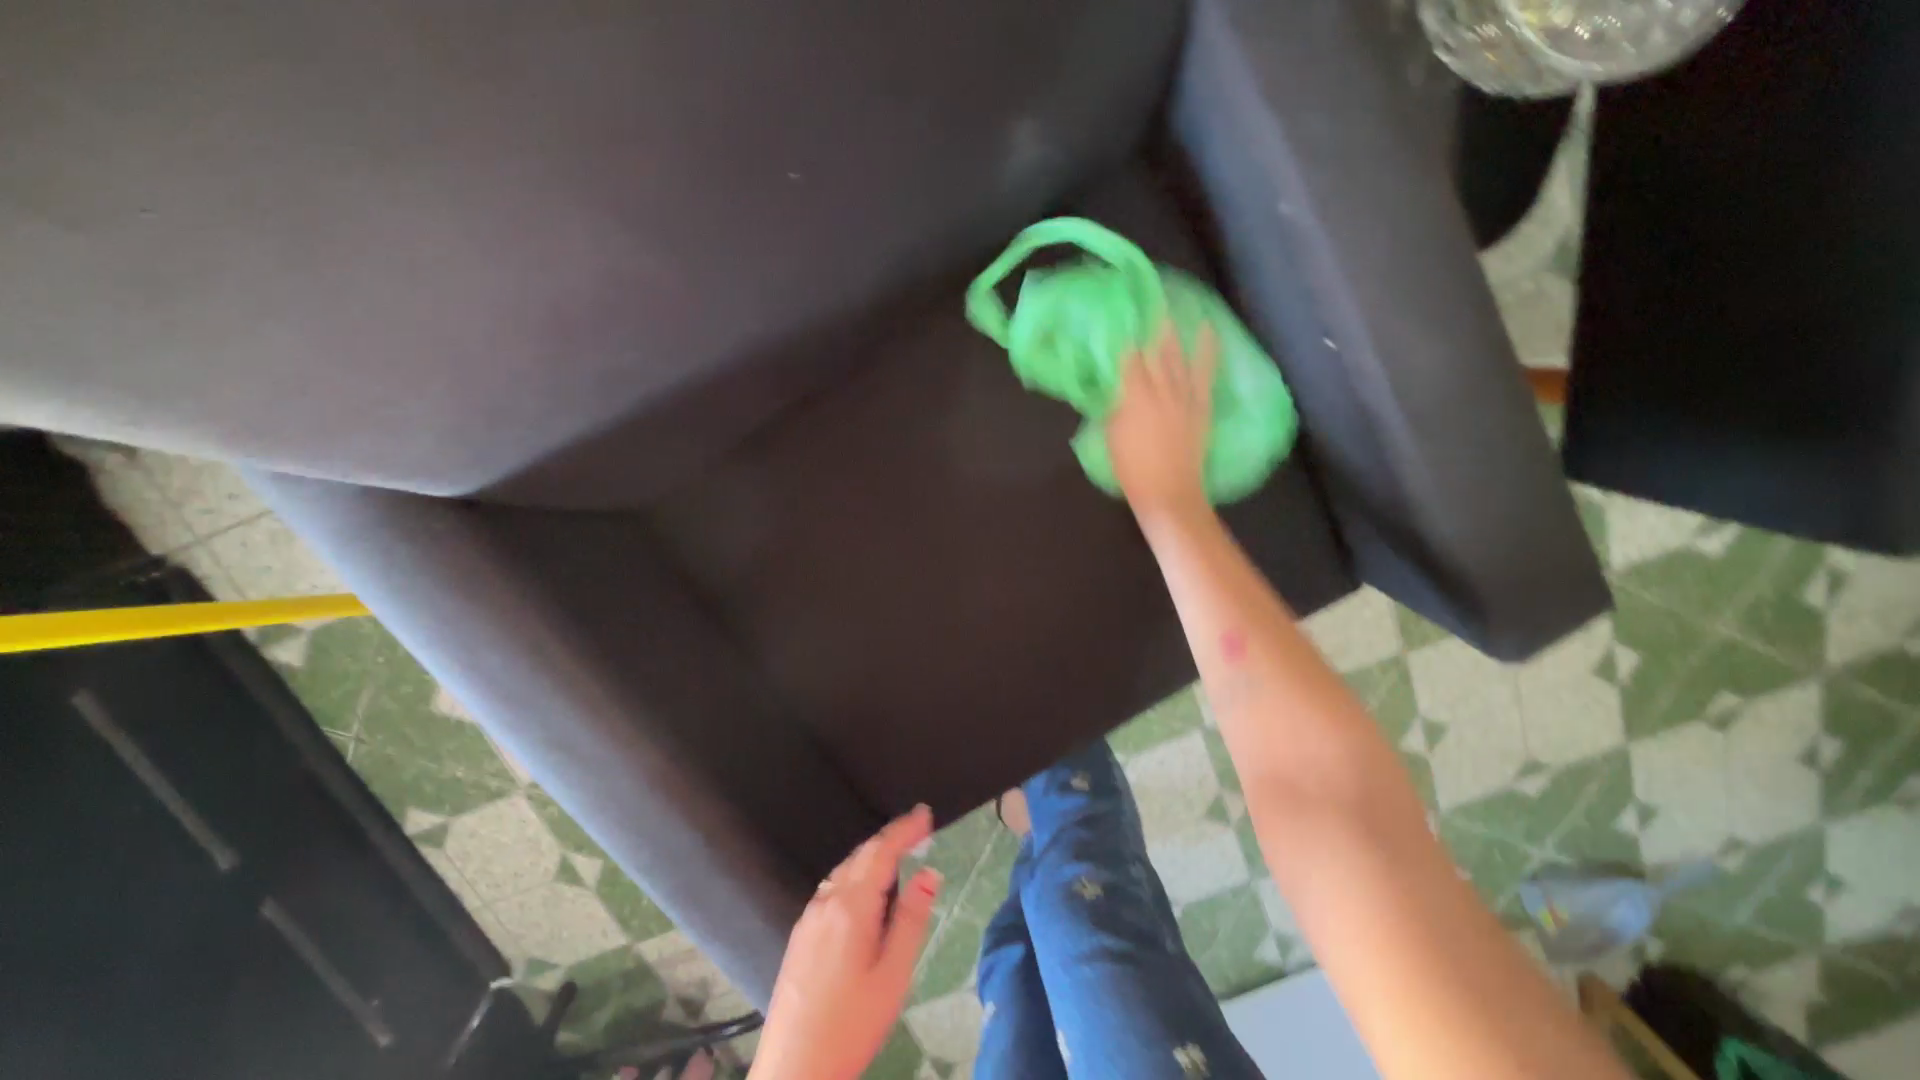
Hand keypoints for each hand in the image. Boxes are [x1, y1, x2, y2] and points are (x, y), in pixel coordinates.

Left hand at [748, 807, 941, 1079]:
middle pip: (860, 857)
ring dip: (871, 857)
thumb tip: (928, 873)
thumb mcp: (894, 974)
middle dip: (889, 839)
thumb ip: (911, 920)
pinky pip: (831, 890)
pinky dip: (854, 877)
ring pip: (843, 873)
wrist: (795, 1065)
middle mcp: (826, 904)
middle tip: (918, 829)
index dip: (904, 830)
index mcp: (851, 908)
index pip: (881, 853)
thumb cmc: (853, 1023)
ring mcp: (808, 919)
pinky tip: (865, 892)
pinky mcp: (800, 936)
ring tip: (898, 854)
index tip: (924, 813)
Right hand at [1107, 322, 1216, 523]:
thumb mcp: (1110, 435)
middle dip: (1148, 324)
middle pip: (1153, 349)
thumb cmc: (1131, 469)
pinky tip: (1207, 328)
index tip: (1117, 318)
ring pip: (1176, 355)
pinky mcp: (1201, 403)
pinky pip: (1205, 370)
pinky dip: (1207, 348)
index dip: (1122, 336)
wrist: (1168, 492)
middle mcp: (1159, 388)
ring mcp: (1183, 394)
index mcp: (1132, 396)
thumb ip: (1112, 406)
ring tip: (1168, 308)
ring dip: (1172, 330)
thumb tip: (1112, 385)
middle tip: (1144, 301)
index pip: (1126, 357)